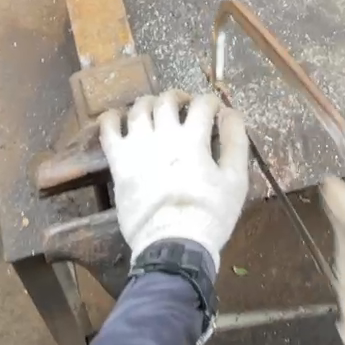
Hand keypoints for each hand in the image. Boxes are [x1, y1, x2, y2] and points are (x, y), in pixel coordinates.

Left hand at [98, 91, 249, 267]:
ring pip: (139, 109)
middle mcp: (163, 134)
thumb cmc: (209, 215)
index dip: (211, 102)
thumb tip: (231, 113)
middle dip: (178, 98)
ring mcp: (137, 146)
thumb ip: (235, 142)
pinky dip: (111, 118)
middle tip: (184, 106)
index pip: (203, 104)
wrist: (173, 246)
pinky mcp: (119, 162)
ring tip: (155, 110)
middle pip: (167, 100)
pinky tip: (117, 116)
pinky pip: (108, 130)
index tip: (215, 109)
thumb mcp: (235, 181)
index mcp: (192, 138)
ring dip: (149, 103)